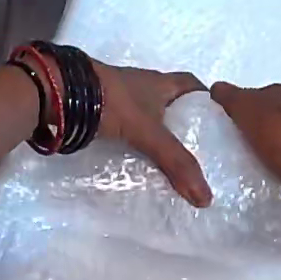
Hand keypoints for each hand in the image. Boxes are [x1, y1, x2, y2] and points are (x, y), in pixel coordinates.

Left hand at [92, 60, 212, 206]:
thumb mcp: (150, 133)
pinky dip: (133, 142)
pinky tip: (137, 161)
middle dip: (182, 122)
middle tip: (196, 150)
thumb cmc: (113, 103)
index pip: (192, 85)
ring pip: (146, 117)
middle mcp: (141, 87)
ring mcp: (118, 99)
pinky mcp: (100, 111)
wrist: (63, 94)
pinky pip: (125, 128)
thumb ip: (175, 162)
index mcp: (160, 82)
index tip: (217, 122)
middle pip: (170, 102)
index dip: (205, 100)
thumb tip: (205, 197)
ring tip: (170, 162)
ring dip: (156, 134)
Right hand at [209, 81, 280, 194]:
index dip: (234, 106)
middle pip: (271, 104)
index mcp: (280, 92)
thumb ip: (237, 102)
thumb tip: (218, 87)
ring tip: (268, 151)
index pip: (248, 93)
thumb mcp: (255, 122)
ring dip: (279, 129)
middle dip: (257, 116)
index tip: (224, 123)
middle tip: (244, 138)